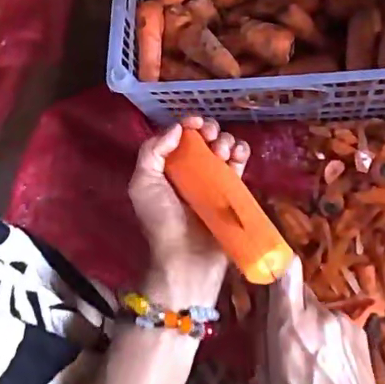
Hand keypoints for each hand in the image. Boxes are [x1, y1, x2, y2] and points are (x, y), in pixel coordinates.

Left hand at [129, 116, 247, 307]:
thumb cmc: (161, 222)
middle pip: (203, 141)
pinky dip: (241, 154)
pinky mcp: (232, 194)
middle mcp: (189, 173)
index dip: (188, 125)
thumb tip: (177, 128)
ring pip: (222, 150)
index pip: (179, 138)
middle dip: (209, 131)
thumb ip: (153, 152)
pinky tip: (239, 152)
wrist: (186, 261)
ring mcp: (212, 183)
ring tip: (223, 150)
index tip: (196, 122)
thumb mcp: (143, 184)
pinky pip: (239, 167)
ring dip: (225, 141)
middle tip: (211, 136)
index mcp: (166, 169)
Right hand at [260, 259, 384, 383]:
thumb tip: (259, 315)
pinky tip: (329, 369)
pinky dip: (327, 339)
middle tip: (282, 334)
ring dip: (309, 326)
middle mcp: (319, 315)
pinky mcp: (361, 335)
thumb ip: (262, 340)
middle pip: (299, 293)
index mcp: (291, 325)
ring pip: (317, 311)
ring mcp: (344, 323)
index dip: (274, 262)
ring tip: (310, 362)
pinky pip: (333, 326)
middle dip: (289, 307)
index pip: (286, 269)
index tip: (263, 268)